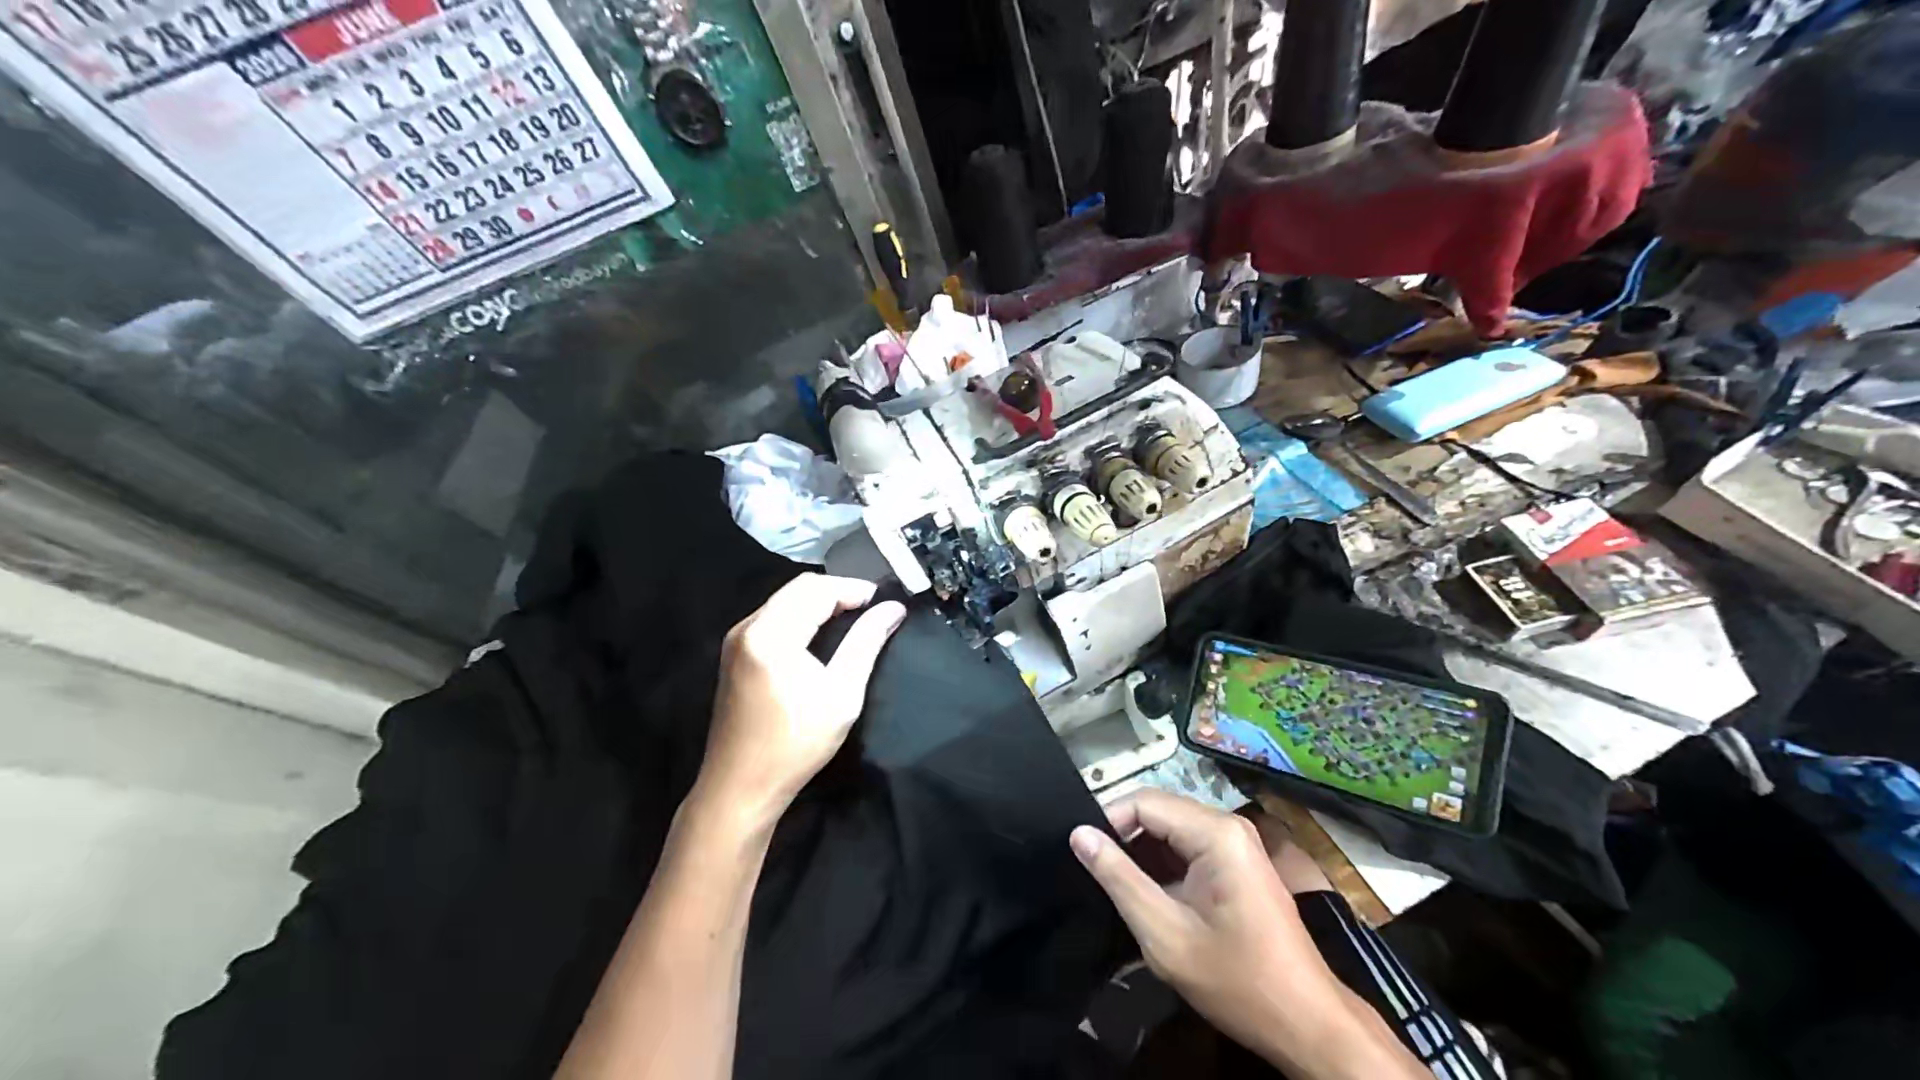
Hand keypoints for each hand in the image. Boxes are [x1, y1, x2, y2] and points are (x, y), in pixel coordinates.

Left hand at [701, 574, 905, 821]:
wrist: (739, 787)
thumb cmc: (794, 745)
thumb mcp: (841, 695)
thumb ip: (866, 644)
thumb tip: (892, 609)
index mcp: (771, 635)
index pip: (816, 590)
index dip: (852, 588)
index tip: (883, 599)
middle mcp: (748, 628)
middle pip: (797, 588)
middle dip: (837, 591)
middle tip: (871, 606)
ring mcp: (737, 640)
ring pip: (784, 600)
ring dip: (818, 601)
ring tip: (853, 616)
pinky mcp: (735, 653)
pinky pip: (773, 617)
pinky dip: (800, 614)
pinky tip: (821, 632)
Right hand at [1070, 792, 1407, 1077]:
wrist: (1308, 1025)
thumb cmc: (1237, 981)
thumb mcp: (1165, 934)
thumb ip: (1118, 878)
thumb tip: (1079, 834)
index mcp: (1216, 833)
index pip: (1143, 801)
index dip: (1107, 822)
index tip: (1082, 855)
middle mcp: (1228, 825)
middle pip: (1157, 811)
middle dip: (1122, 837)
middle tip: (1093, 872)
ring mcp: (1237, 843)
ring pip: (1169, 829)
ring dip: (1140, 853)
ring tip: (1114, 885)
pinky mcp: (1237, 862)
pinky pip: (1187, 846)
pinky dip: (1162, 865)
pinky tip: (1147, 895)